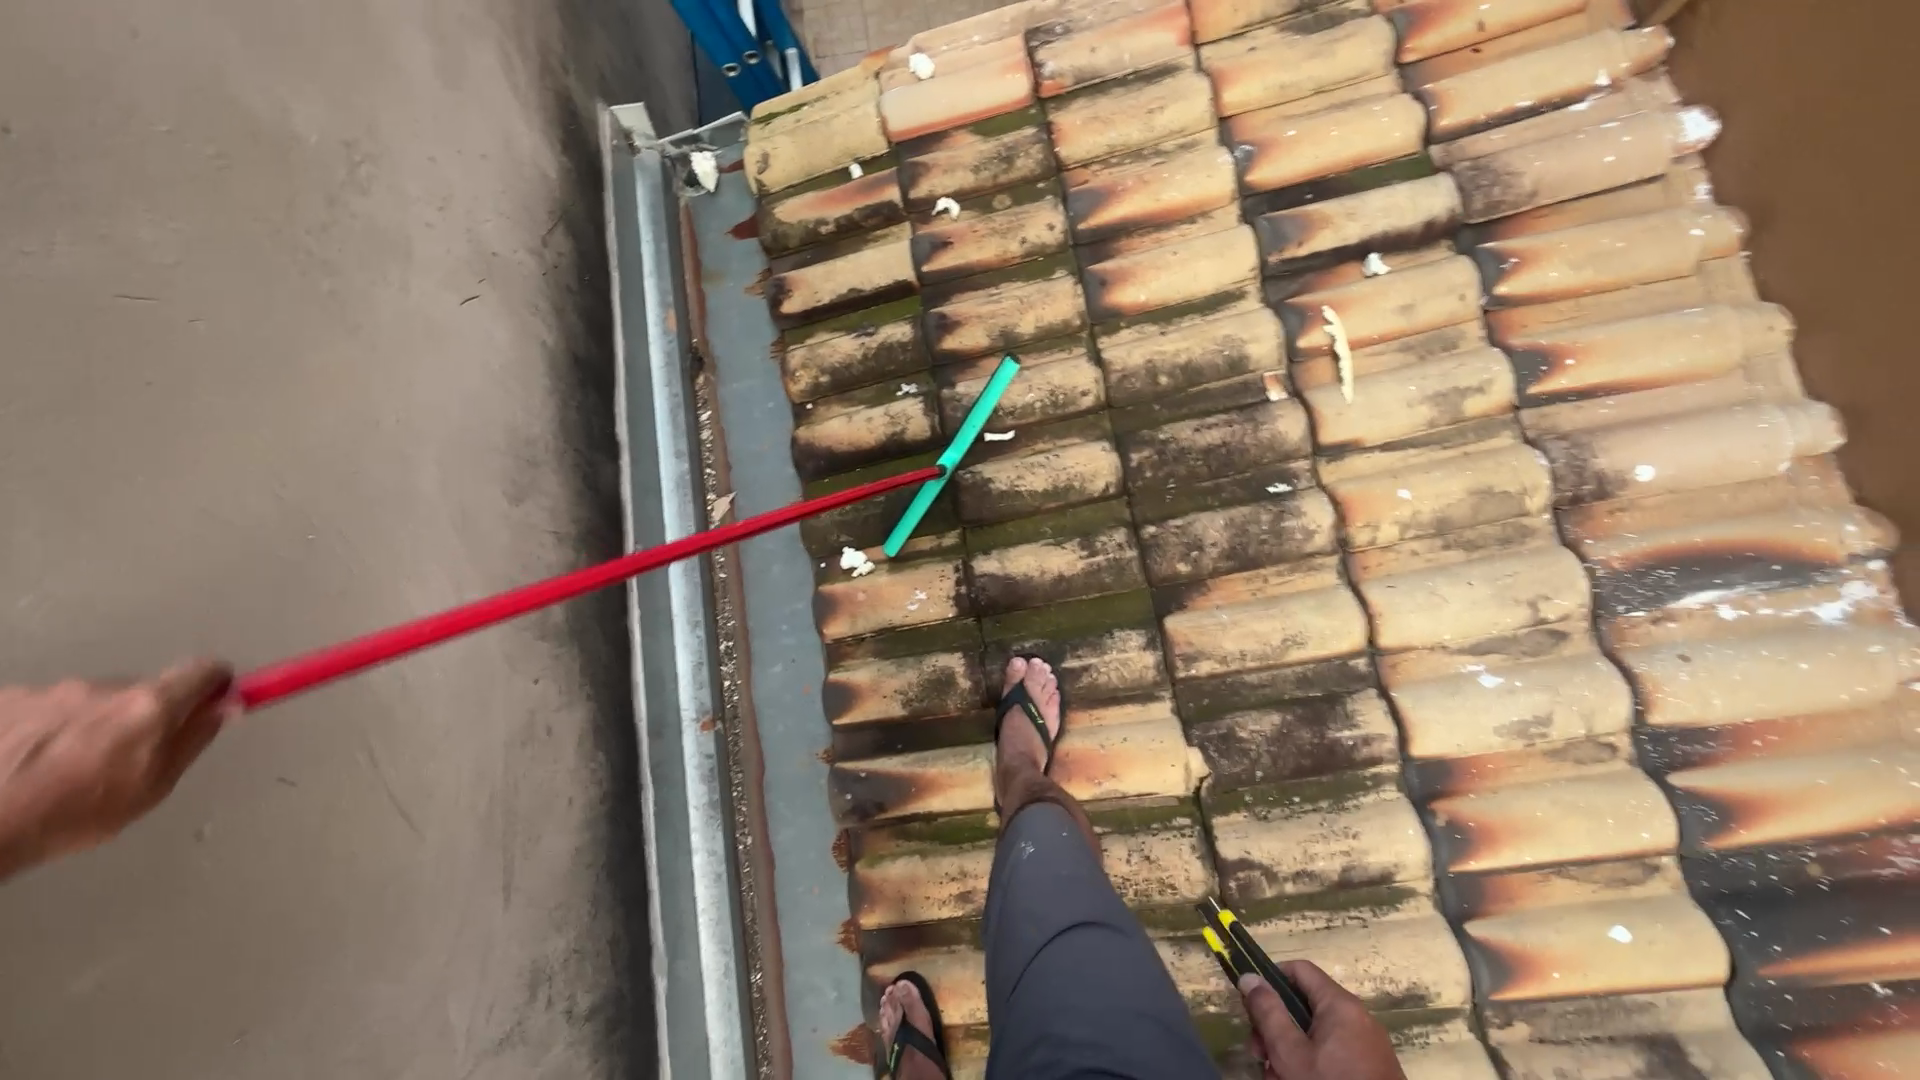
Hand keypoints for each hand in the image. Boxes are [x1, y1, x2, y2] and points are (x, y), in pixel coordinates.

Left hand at [0, 660, 234, 879]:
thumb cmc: (71, 815)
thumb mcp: (153, 787)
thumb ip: (193, 739)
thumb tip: (226, 706)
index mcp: (149, 705)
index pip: (206, 670)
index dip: (215, 685)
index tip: (213, 704)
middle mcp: (102, 687)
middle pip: (142, 689)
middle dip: (143, 714)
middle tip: (123, 756)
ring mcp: (47, 692)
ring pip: (89, 700)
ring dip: (89, 722)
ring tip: (62, 766)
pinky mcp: (3, 701)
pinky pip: (43, 708)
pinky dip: (45, 728)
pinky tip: (26, 761)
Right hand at [1239, 961, 1406, 1079]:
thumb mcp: (1290, 1052)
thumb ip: (1267, 1012)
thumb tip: (1249, 976)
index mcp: (1340, 1004)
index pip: (1299, 969)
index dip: (1270, 980)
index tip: (1251, 1005)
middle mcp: (1357, 1017)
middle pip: (1304, 1005)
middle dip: (1275, 1026)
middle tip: (1258, 1053)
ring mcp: (1366, 1044)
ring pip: (1315, 1033)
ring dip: (1290, 1050)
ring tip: (1274, 1076)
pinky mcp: (1370, 1067)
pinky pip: (1333, 1052)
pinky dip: (1312, 1063)